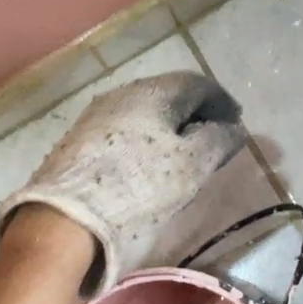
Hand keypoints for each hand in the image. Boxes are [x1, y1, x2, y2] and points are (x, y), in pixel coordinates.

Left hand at [0, 73, 246, 293]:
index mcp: (152, 92)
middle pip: (168, 96)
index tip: (237, 122)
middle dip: (195, 113)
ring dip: (169, 128)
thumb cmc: (138, 187)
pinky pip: (124, 131)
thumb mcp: (191, 166)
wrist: (65, 219)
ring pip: (144, 114)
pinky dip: (146, 140)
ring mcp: (95, 117)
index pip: (196, 84)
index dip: (221, 102)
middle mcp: (121, 94)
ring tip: (184, 153)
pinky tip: (149, 164)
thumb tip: (232, 129)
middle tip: (214, 136)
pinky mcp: (78, 143)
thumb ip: (217, 142)